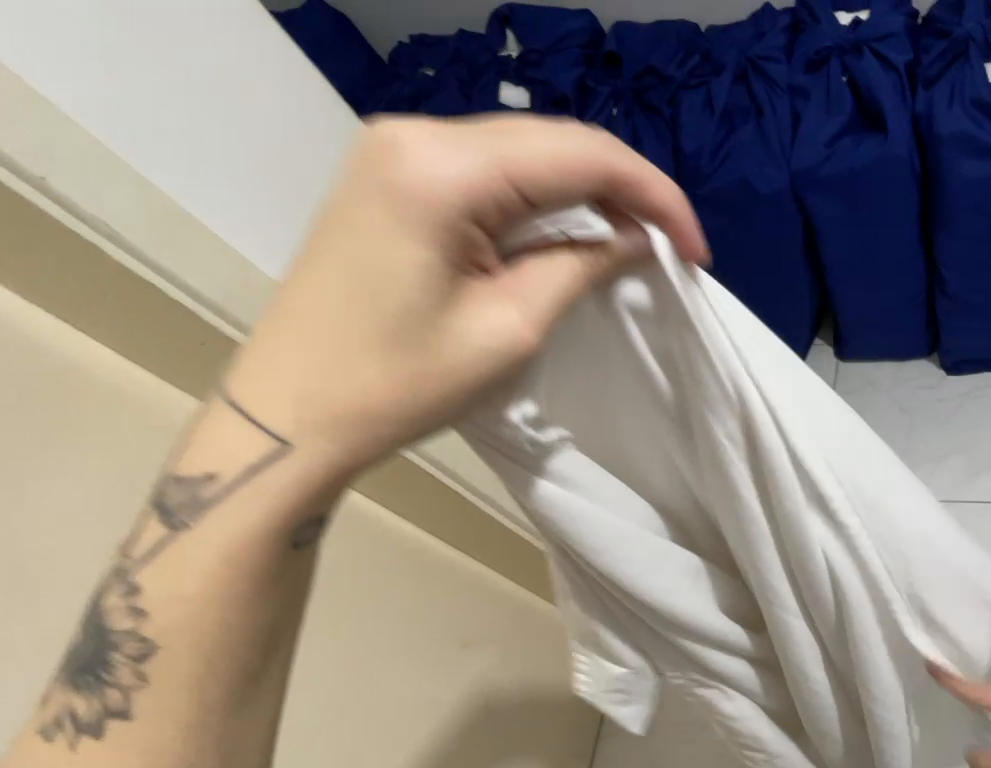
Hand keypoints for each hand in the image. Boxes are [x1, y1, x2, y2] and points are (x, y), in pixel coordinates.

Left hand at [227, 114, 707, 480]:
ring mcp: (399, 150)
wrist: (293, 410)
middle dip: (626, 189)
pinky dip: (544, 199)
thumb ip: (580, 265)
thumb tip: (634, 239)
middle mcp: (418, 134)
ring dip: (589, 191)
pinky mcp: (395, 176)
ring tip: (636, 242)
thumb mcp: (510, 328)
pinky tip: (575, 230)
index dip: (654, 196)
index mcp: (443, 168)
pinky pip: (492, 171)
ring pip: (526, 152)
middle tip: (674, 248)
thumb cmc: (400, 382)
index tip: (697, 252)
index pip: (581, 154)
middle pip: (555, 141)